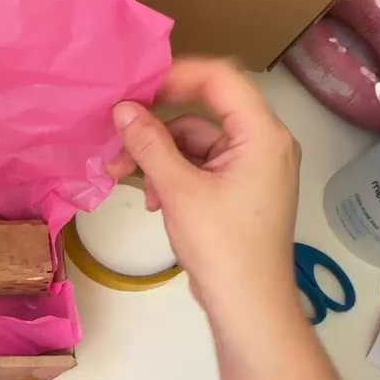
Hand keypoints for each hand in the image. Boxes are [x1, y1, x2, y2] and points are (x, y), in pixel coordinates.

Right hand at [110, 58, 300, 322]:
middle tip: (117, 143)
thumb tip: (123, 109)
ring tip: (126, 180)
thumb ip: (149, 144)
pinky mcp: (238, 191)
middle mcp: (262, 144)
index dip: (176, 76)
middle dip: (156, 129)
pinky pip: (200, 168)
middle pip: (201, 116)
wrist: (247, 303)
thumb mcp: (178, 190)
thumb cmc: (221, 245)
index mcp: (261, 135)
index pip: (220, 81)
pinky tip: (153, 201)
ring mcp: (250, 169)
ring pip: (195, 145)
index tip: (135, 90)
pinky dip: (172, 177)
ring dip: (158, 158)